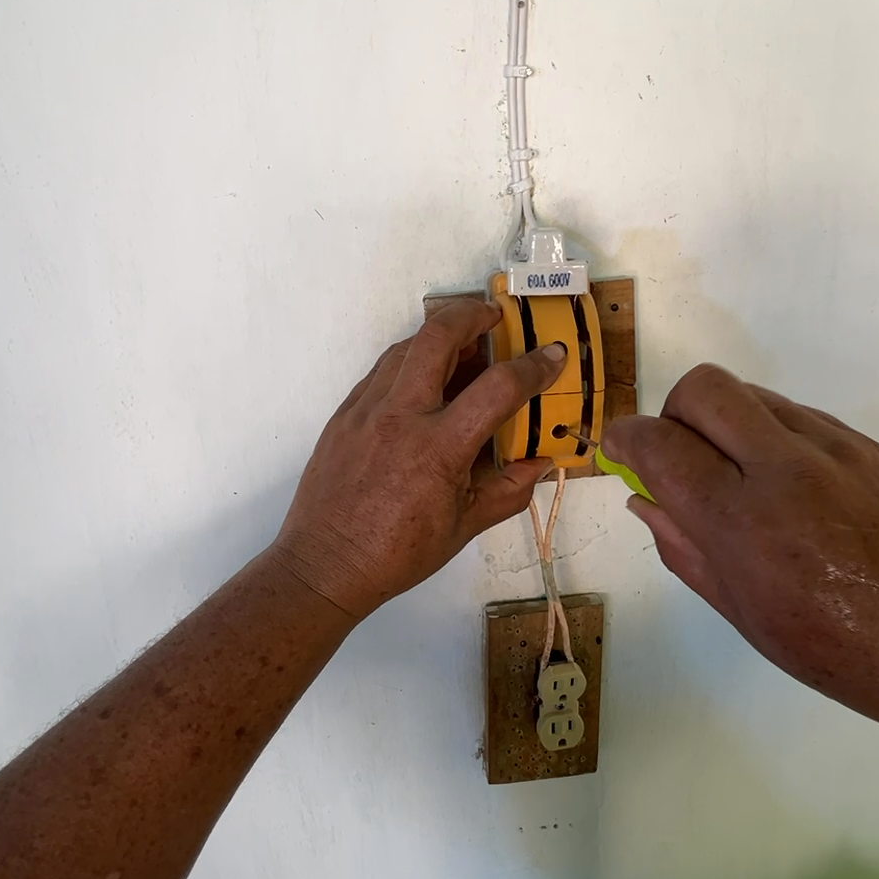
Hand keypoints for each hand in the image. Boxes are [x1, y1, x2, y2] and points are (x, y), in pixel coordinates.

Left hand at [270, 300, 565, 617]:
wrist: (325, 564)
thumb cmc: (398, 552)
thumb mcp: (465, 526)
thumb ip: (510, 489)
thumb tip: (541, 461)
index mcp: (438, 447)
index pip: (497, 388)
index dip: (534, 366)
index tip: (553, 354)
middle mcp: (400, 416)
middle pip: (438, 337)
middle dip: (472, 314)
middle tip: (495, 317)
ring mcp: (366, 410)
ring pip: (405, 347)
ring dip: (439, 335)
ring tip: (464, 345)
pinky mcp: (344, 414)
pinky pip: (382, 372)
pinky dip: (410, 361)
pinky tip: (424, 379)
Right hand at [605, 364, 878, 754]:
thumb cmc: (845, 654)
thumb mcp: (747, 615)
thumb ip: (685, 549)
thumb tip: (645, 499)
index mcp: (745, 522)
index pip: (660, 444)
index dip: (624, 439)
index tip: (618, 450)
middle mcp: (786, 467)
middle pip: (702, 389)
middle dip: (673, 414)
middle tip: (681, 459)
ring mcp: (834, 447)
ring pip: (751, 395)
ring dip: (723, 424)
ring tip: (739, 480)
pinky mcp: (869, 444)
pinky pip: (796, 416)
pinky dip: (769, 436)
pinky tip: (791, 491)